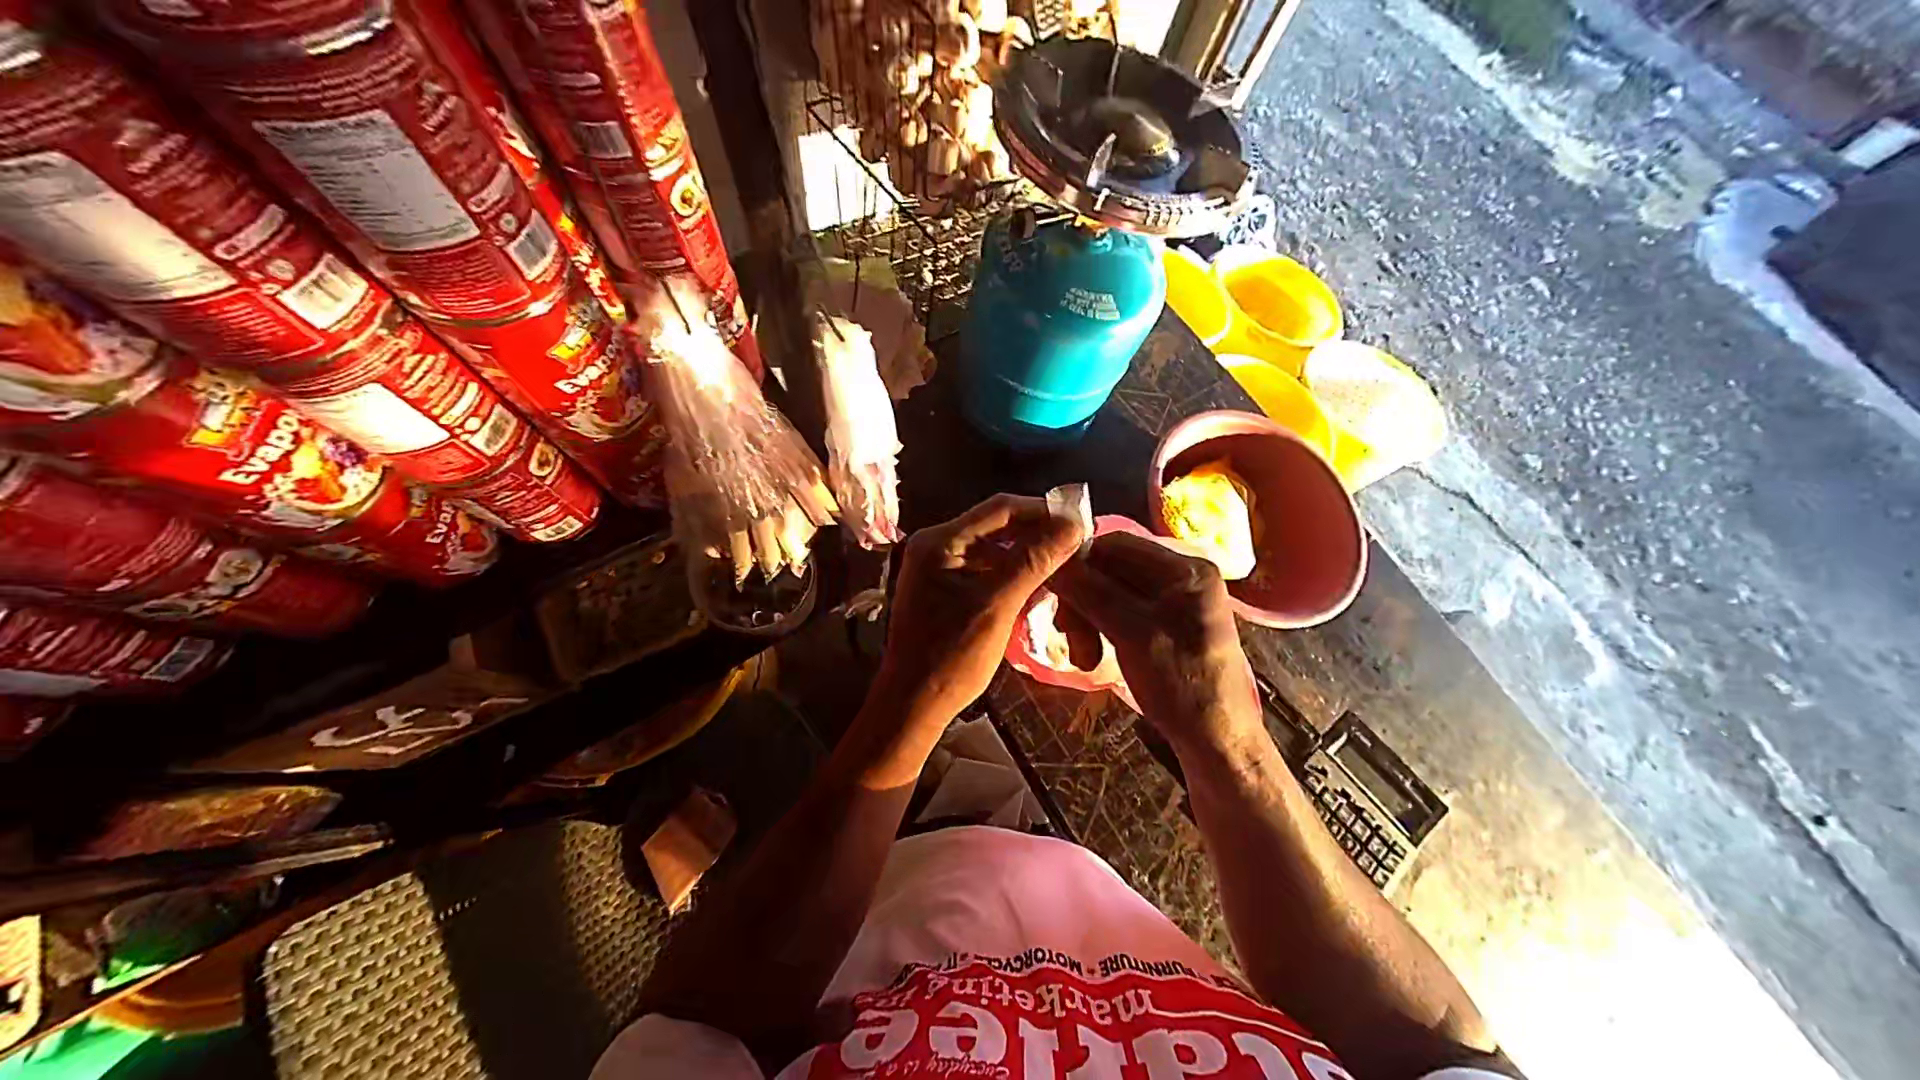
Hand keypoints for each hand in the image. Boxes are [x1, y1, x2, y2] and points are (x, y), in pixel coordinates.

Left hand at [881, 494, 1086, 718]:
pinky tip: (1037, 587)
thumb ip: (1034, 561)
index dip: (1044, 511)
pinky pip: (985, 569)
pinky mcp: (944, 587)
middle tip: (1077, 546)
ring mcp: (938, 566)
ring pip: (993, 548)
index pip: (1001, 508)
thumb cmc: (950, 658)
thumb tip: (1073, 524)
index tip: (1081, 523)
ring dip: (1027, 555)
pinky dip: (1012, 574)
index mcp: (939, 541)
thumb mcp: (997, 606)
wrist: (912, 705)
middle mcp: (935, 545)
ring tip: (1064, 566)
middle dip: (1038, 533)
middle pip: (997, 525)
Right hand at [1051, 532, 1263, 759]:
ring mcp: (1174, 601)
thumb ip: (1091, 591)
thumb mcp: (1132, 633)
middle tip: (1066, 633)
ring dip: (1087, 617)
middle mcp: (1181, 576)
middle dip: (1082, 598)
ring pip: (1110, 591)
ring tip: (1081, 654)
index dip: (1080, 562)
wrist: (1216, 741)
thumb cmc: (1181, 684)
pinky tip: (1092, 655)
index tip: (1052, 588)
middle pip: (1111, 567)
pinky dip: (1100, 628)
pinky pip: (1120, 611)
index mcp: (1186, 568)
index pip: (1117, 543)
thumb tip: (1053, 560)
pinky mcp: (1164, 625)